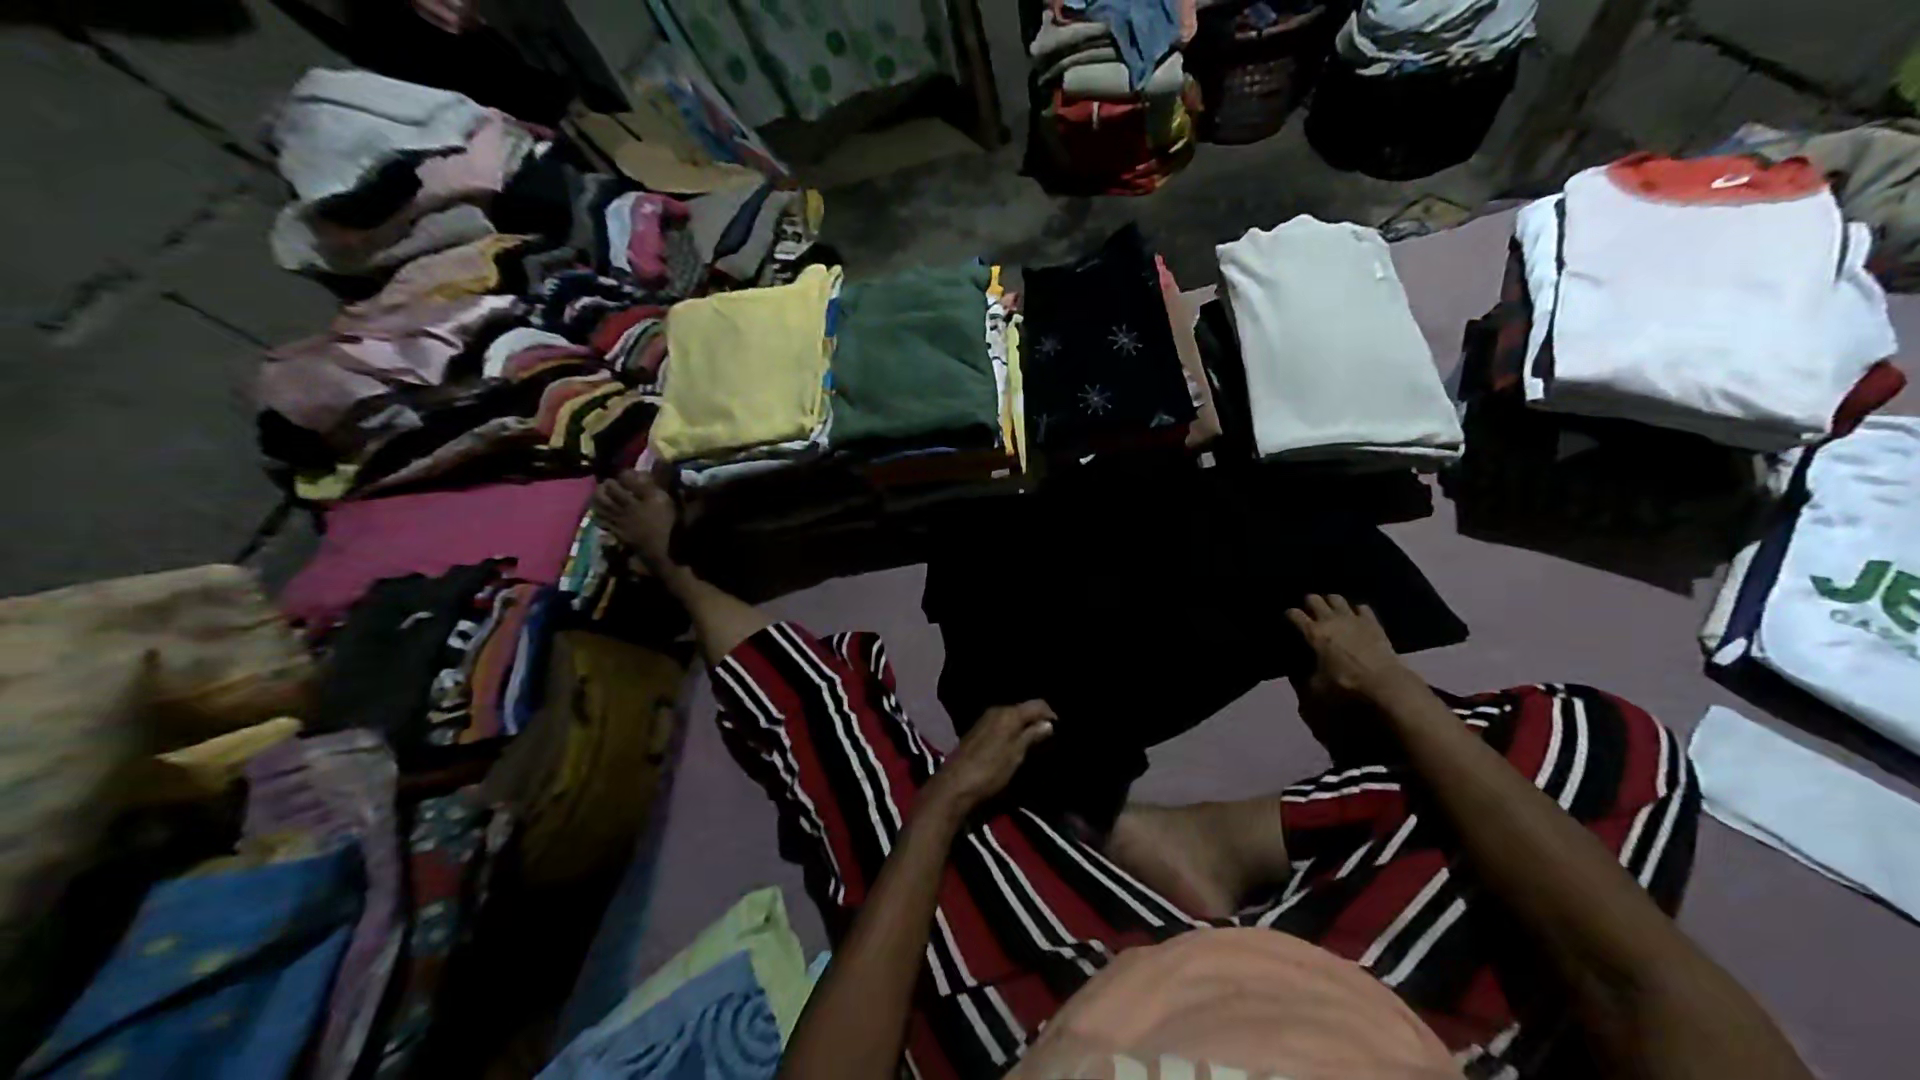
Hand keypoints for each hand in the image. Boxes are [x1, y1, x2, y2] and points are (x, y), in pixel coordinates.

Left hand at [591, 469, 677, 571]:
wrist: (669, 557)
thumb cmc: (679, 529)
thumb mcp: (679, 504)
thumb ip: (670, 484)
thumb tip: (664, 463)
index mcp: (650, 498)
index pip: (629, 478)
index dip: (626, 473)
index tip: (630, 474)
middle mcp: (632, 506)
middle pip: (612, 489)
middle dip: (611, 483)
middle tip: (614, 482)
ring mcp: (622, 520)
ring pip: (602, 502)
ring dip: (600, 495)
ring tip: (602, 492)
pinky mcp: (617, 532)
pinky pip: (602, 519)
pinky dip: (598, 512)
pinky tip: (600, 509)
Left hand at [923, 702, 1056, 820]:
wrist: (954, 786)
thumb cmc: (989, 770)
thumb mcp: (1015, 754)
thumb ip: (1032, 736)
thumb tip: (1048, 723)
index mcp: (1007, 713)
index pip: (1037, 704)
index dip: (1051, 714)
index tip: (1062, 731)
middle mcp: (996, 711)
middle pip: (1023, 710)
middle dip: (1038, 721)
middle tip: (1052, 738)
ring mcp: (985, 721)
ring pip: (1012, 718)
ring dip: (1025, 728)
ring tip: (1038, 743)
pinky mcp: (978, 733)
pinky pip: (1002, 726)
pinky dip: (1013, 733)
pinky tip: (1018, 745)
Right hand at [1285, 595, 1415, 701]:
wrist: (1383, 682)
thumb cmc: (1346, 684)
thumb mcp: (1316, 687)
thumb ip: (1302, 679)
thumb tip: (1293, 674)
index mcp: (1314, 633)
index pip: (1294, 614)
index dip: (1289, 615)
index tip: (1289, 619)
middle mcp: (1330, 620)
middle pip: (1313, 599)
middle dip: (1309, 604)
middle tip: (1310, 613)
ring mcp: (1352, 618)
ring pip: (1336, 598)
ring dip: (1331, 603)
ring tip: (1331, 612)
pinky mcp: (1372, 622)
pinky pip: (1361, 607)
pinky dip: (1356, 611)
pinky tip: (1356, 618)